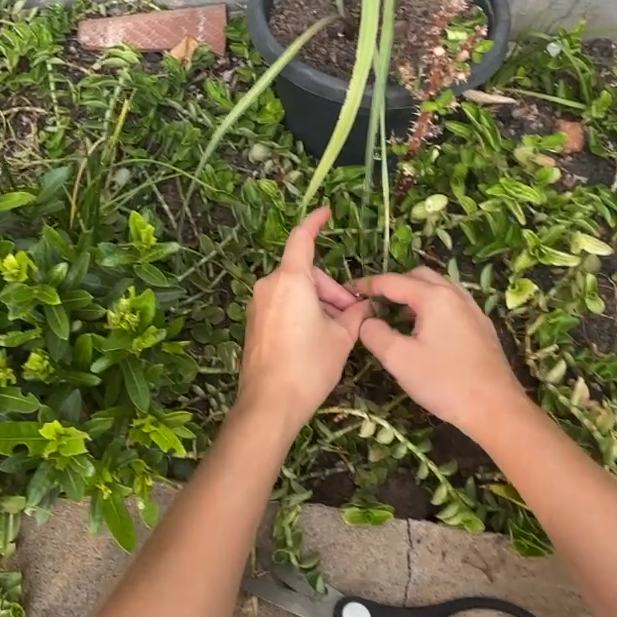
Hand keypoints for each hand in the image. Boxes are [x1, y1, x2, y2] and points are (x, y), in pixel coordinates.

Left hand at [239, 208, 360, 432]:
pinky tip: (315, 340)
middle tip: (351, 316)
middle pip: (305, 273)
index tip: (326, 212)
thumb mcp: (342, 338)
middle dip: (331, 290)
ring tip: (336, 334)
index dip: (315, 222)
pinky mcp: (253, 321)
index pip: (302, 238)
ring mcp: (258, 304)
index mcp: (291, 280)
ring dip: (318, 303)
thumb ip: (354, 315)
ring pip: (295, 291)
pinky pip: (283, 305)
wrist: (269, 404)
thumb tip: (363, 306)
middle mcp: (269, 285)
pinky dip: (302, 312)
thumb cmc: (308, 366)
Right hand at [340, 268, 531, 440]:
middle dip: (393, 284)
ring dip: (414, 294)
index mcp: (434, 297)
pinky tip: (425, 330)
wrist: (496, 409)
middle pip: (418, 276)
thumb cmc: (444, 382)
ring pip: (438, 288)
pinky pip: (451, 303)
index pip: (392, 281)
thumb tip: (366, 321)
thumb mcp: (398, 358)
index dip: (367, 284)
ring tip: (397, 314)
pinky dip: (432, 306)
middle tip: (375, 301)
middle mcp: (455, 295)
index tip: (349, 290)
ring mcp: (473, 310)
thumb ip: (374, 333)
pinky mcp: (482, 327)